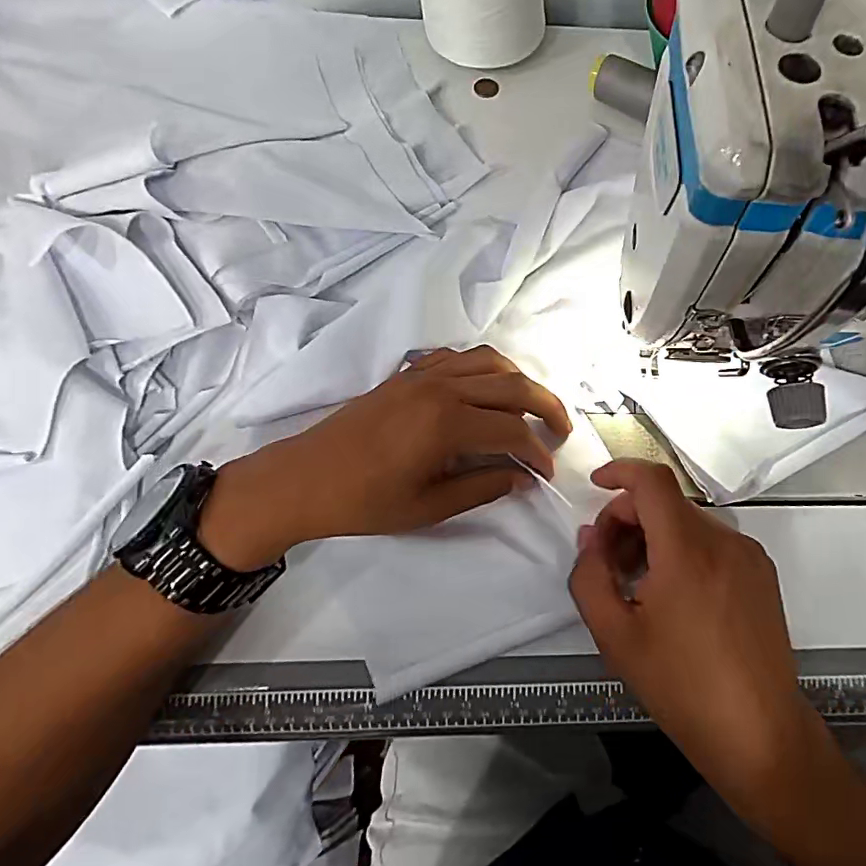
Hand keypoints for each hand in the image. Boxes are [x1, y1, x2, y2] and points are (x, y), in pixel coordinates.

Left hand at [199, 346, 571, 568]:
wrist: (303, 478)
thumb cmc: (363, 501)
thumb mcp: (428, 507)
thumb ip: (482, 488)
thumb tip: (521, 477)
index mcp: (446, 424)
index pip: (512, 432)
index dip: (537, 453)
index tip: (545, 474)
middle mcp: (441, 389)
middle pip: (513, 385)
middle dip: (547, 406)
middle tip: (561, 431)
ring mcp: (423, 375)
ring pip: (489, 361)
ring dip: (519, 380)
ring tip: (530, 406)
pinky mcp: (408, 373)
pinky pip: (458, 357)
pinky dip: (483, 368)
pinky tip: (485, 390)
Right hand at [568, 460, 822, 802]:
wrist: (760, 734)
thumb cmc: (684, 688)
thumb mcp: (616, 636)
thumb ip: (590, 577)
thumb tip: (591, 540)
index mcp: (687, 551)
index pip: (652, 481)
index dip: (619, 471)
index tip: (597, 484)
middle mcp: (724, 541)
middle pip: (666, 503)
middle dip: (628, 519)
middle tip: (608, 562)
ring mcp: (748, 555)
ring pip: (689, 522)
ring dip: (655, 537)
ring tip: (639, 586)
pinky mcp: (762, 572)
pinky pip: (713, 542)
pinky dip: (684, 551)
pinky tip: (674, 596)